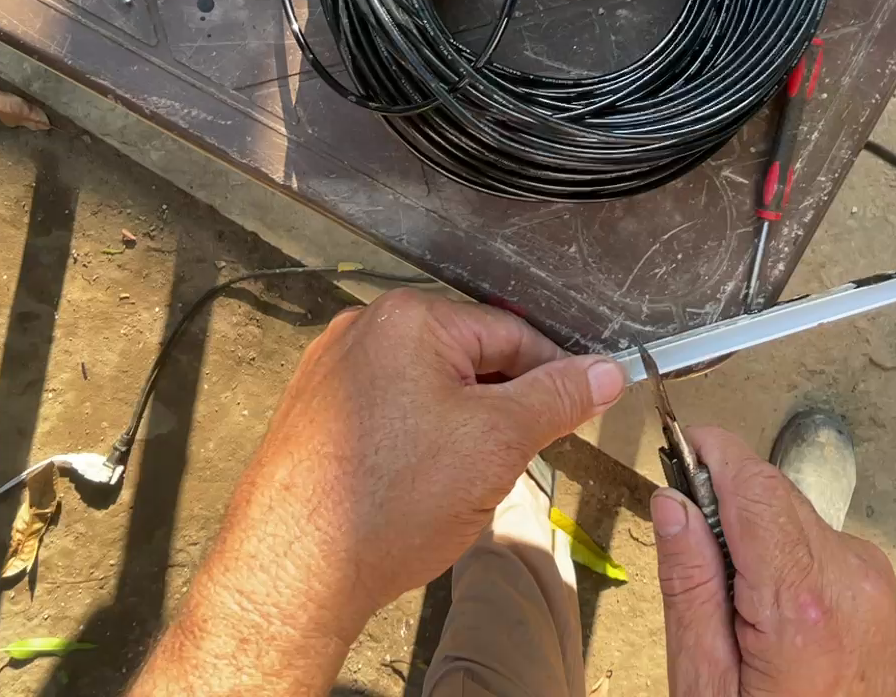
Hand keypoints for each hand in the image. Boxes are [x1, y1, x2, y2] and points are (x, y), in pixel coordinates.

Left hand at [131, 289, 624, 696]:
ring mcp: (335, 368)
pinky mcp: (318, 408)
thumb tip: (606, 371)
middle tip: (518, 455)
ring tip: (464, 477)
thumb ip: (556, 397)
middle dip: (502, 403)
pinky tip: (421, 479)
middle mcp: (366, 327)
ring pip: (431, 384)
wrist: (289, 577)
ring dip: (463, 421)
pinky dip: (421, 433)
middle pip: (467, 356)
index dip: (552, 373)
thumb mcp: (496, 443)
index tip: (577, 408)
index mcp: (409, 317)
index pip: (509, 333)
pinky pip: (392, 405)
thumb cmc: (391, 500)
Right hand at [653, 427, 895, 696]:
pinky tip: (767, 607)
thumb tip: (673, 501)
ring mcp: (876, 589)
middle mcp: (852, 580)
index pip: (752, 481)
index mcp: (803, 601)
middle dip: (724, 496)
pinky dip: (785, 552)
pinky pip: (821, 545)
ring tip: (729, 593)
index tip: (677, 447)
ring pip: (795, 515)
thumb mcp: (705, 686)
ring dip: (754, 527)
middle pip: (772, 492)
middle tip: (686, 536)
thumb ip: (689, 583)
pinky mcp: (883, 600)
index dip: (710, 451)